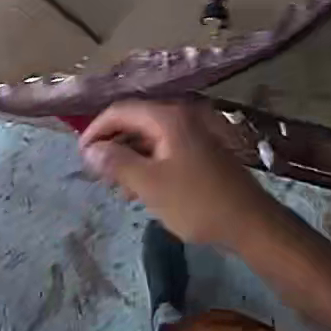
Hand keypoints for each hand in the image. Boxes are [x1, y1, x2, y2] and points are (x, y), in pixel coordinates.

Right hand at [78, 100, 280, 247]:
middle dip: (112, 143)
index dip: (96, 129)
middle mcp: (180, 116)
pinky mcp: (200, 150)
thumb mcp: (150, 185)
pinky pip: (164, 147)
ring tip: (117, 187)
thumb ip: (117, 163)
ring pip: (149, 136)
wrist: (249, 221)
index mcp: (167, 117)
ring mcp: (193, 132)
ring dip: (129, 156)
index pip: (121, 110)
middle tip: (96, 173)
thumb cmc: (197, 202)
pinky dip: (147, 163)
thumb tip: (90, 148)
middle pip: (135, 120)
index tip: (81, 155)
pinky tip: (142, 189)